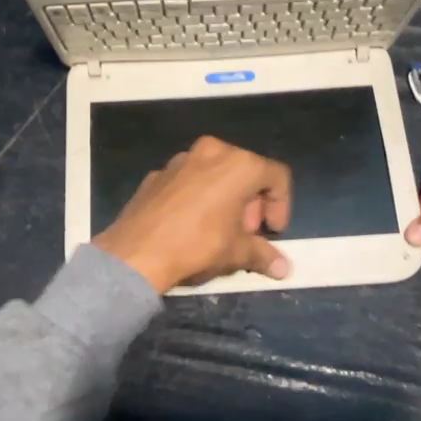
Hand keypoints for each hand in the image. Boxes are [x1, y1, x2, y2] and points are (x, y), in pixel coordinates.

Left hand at [93, 137, 294, 292]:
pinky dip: (198, 198)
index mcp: (239, 165)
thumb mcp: (236, 253)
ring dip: (225, 199)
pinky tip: (190, 225)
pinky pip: (188, 181)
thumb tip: (284, 268)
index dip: (281, 205)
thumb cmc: (197, 246)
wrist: (136, 253)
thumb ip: (263, 255)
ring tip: (219, 230)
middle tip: (246, 233)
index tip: (273, 231)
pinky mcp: (156, 174)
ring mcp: (180, 160)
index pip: (276, 177)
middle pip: (245, 172)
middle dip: (251, 204)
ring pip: (215, 174)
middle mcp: (211, 151)